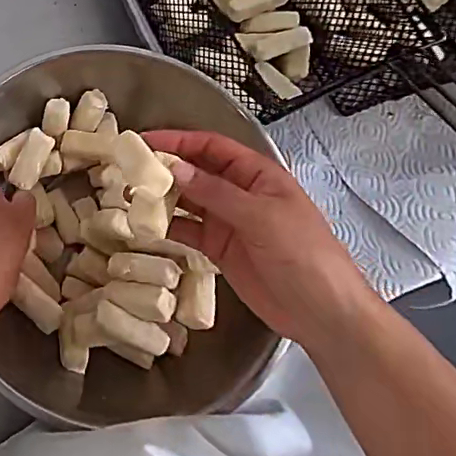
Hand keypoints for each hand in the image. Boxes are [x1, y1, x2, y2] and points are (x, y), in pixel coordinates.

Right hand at [144, 130, 383, 350]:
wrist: (324, 314)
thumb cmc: (306, 255)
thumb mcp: (261, 216)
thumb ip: (216, 193)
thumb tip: (176, 168)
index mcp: (258, 175)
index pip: (213, 147)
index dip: (180, 141)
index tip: (147, 142)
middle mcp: (240, 193)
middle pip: (197, 171)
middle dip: (166, 168)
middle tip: (131, 169)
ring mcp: (230, 222)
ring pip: (189, 201)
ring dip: (164, 198)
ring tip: (134, 196)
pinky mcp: (221, 250)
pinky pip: (189, 231)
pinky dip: (169, 228)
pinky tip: (149, 226)